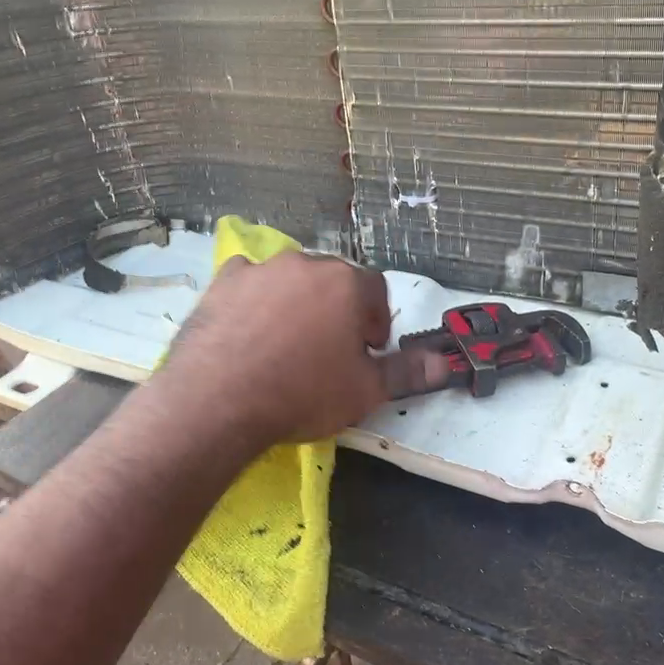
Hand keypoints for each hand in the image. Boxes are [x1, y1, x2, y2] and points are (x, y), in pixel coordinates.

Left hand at [152, 252, 447, 446]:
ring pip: (291, 280)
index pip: (376, 291)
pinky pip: (249, 283)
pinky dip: (254, 300)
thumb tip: (445, 363)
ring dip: (296, 304)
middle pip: (333, 282)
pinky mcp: (223, 281)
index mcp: (347, 284)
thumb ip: (407, 372)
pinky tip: (247, 333)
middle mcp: (306, 263)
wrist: (218, 400)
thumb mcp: (365, 391)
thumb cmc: (302, 394)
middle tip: (326, 353)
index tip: (364, 353)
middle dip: (337, 311)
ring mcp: (261, 268)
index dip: (375, 323)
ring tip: (284, 347)